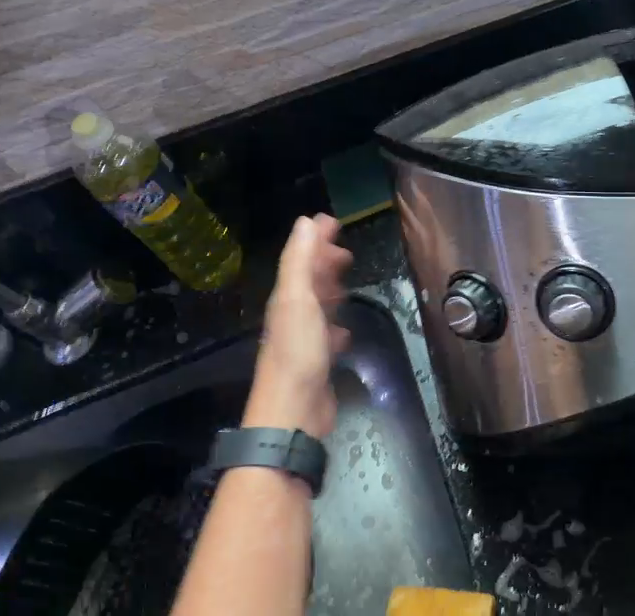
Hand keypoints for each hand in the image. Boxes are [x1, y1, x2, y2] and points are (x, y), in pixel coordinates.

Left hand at [243, 214, 352, 436]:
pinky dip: (336, 326)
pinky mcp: (317, 363)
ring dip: (331, 291)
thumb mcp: (298, 300)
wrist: (292, 412)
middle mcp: (292, 316)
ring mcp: (304, 341)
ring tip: (347, 282)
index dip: (314, 240)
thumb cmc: (296, 352)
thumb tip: (306, 221)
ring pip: (318, 307)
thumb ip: (300, 261)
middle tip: (344, 251)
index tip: (332, 221)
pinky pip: (327, 335)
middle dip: (323, 263)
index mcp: (287, 298)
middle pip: (308, 282)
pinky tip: (345, 330)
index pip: (300, 259)